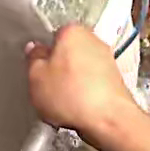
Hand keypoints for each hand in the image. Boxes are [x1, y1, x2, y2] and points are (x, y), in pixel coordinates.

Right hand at [25, 25, 142, 141]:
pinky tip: (79, 107)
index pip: (52, 37)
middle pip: (68, 53)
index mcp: (72, 31)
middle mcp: (93, 40)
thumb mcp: (36, 76)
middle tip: (48, 87)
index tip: (38, 69)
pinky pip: (92, 84)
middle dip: (59, 68)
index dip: (43, 55)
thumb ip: (33, 59)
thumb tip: (35, 50)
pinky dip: (86, 94)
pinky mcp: (115, 80)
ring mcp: (108, 60)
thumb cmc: (72, 94)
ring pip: (80, 69)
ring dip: (73, 83)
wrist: (109, 119)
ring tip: (65, 102)